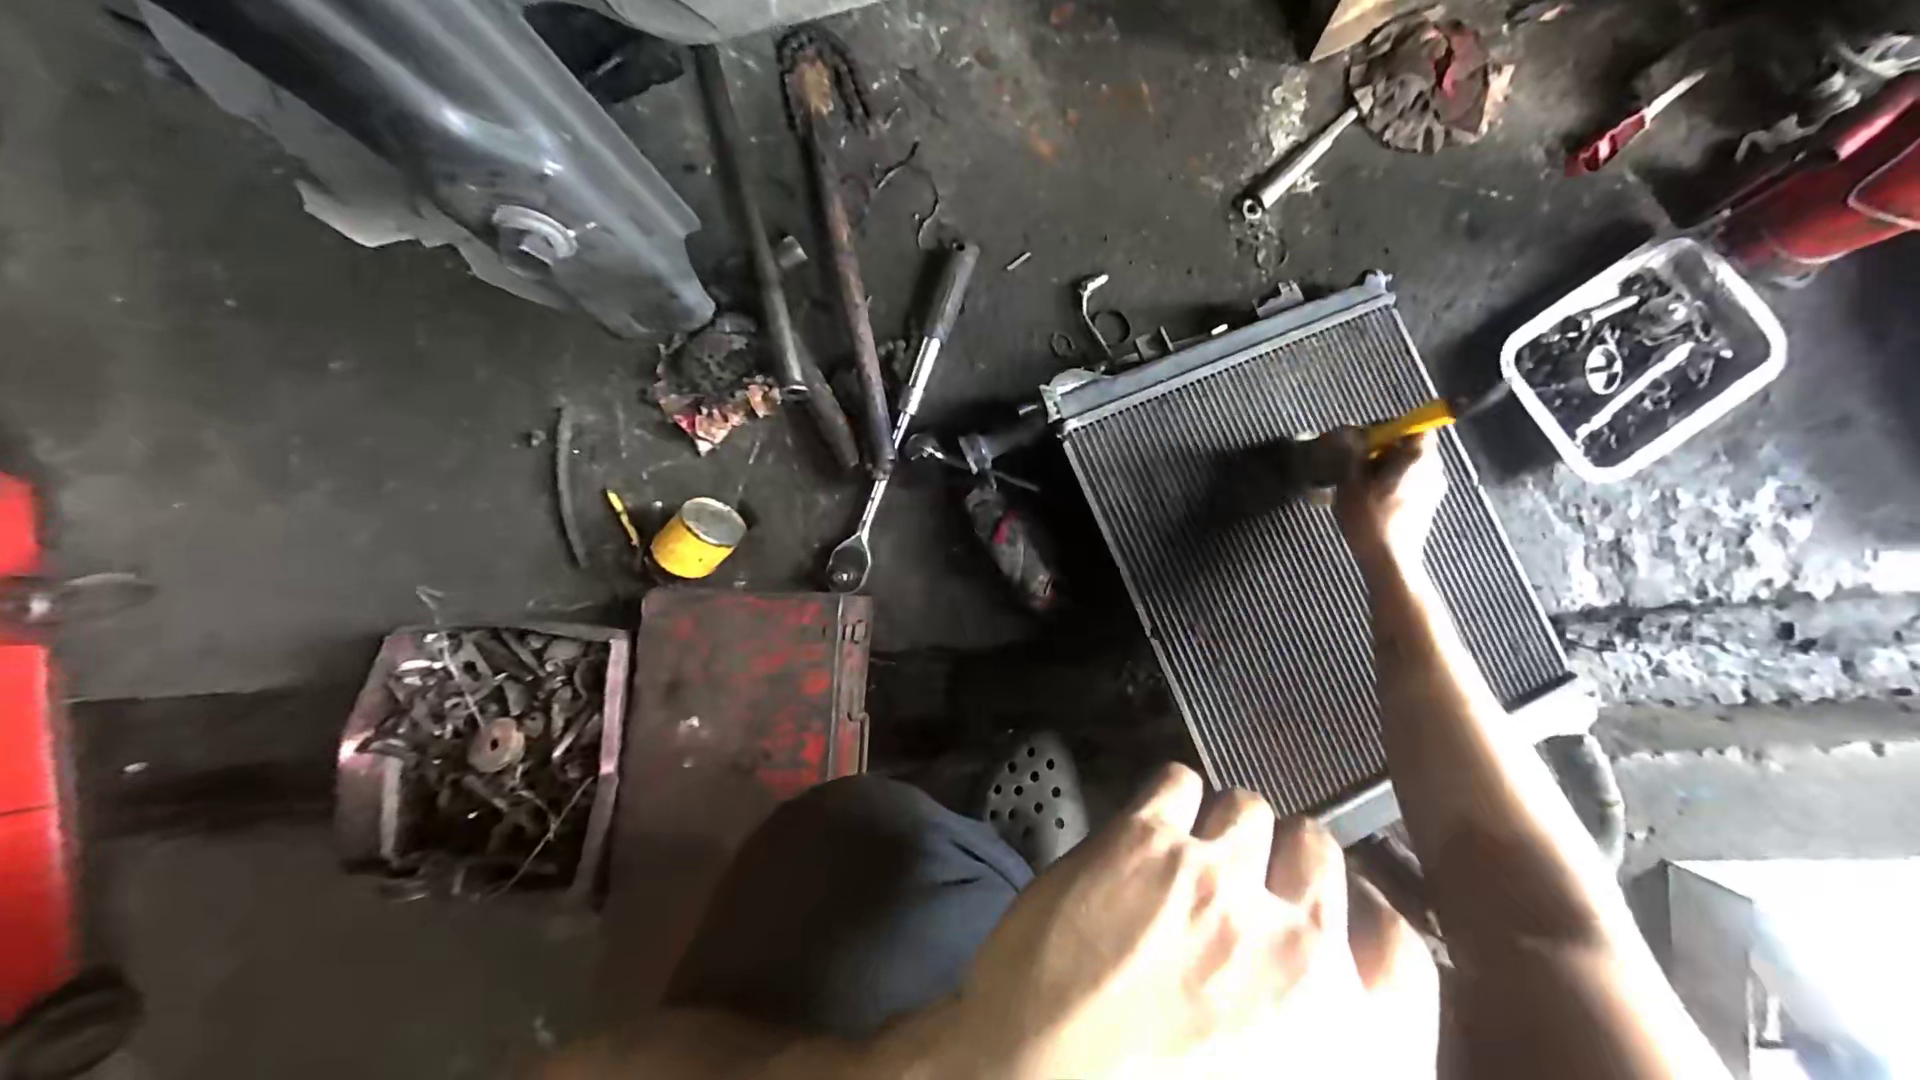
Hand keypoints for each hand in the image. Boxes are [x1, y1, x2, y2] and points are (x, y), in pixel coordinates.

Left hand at [942, 764, 1434, 1077]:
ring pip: (1246, 807)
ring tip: (1185, 857)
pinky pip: (1179, 780)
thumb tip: (1318, 976)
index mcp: (1355, 1046)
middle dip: (1280, 858)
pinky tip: (1147, 828)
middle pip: (1317, 851)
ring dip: (1222, 825)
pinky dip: (1169, 797)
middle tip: (1237, 880)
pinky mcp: (1145, 840)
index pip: (1401, 949)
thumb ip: (1316, 1043)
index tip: (1327, 904)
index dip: (1364, 911)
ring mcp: (1218, 883)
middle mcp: (1300, 950)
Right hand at [1335, 431, 1446, 567]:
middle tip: (1358, 462)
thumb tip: (1349, 433)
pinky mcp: (1428, 504)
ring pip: (1411, 465)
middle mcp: (1434, 469)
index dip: (1392, 428)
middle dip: (1386, 449)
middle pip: (1413, 446)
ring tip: (1362, 483)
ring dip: (1388, 467)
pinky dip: (1394, 483)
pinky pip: (1412, 481)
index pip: (1417, 427)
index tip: (1367, 439)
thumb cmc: (1369, 519)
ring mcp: (1434, 488)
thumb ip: (1351, 454)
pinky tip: (1373, 499)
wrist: (1390, 560)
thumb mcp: (1350, 483)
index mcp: (1418, 458)